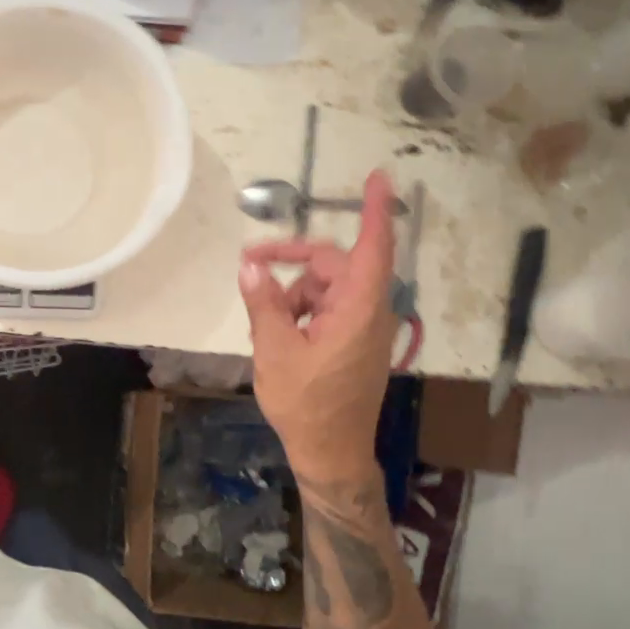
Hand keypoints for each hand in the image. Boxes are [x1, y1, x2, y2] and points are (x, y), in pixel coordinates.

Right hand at [239, 169, 398, 481]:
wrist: (330, 452)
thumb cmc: (306, 404)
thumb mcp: (275, 351)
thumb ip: (264, 304)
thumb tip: (250, 267)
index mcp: (358, 309)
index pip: (373, 247)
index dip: (377, 210)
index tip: (381, 177)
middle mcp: (369, 312)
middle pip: (334, 266)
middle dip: (293, 264)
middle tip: (248, 266)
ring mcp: (363, 330)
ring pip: (326, 289)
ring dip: (292, 296)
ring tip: (263, 325)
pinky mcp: (355, 344)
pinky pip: (328, 311)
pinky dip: (301, 314)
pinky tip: (277, 337)